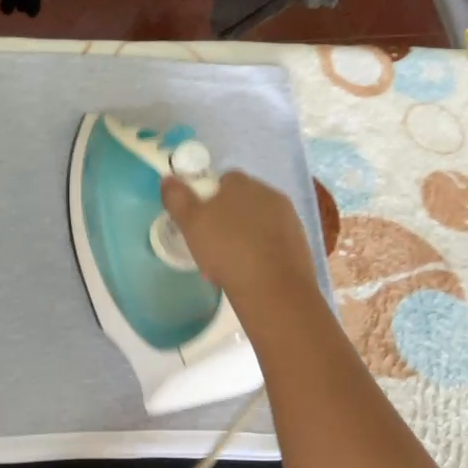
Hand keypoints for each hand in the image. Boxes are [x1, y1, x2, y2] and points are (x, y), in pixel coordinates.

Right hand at [161, 171, 316, 304]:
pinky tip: (248, 269)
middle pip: (242, 199)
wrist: (273, 288)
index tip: (198, 219)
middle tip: (209, 240)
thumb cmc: (226, 250)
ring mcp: (289, 217)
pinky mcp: (300, 241)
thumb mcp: (190, 223)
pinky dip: (260, 249)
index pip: (222, 179)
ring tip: (228, 260)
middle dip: (227, 215)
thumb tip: (168, 179)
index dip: (207, 197)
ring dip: (244, 233)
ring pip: (258, 220)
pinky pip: (273, 239)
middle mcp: (269, 193)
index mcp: (242, 183)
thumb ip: (177, 198)